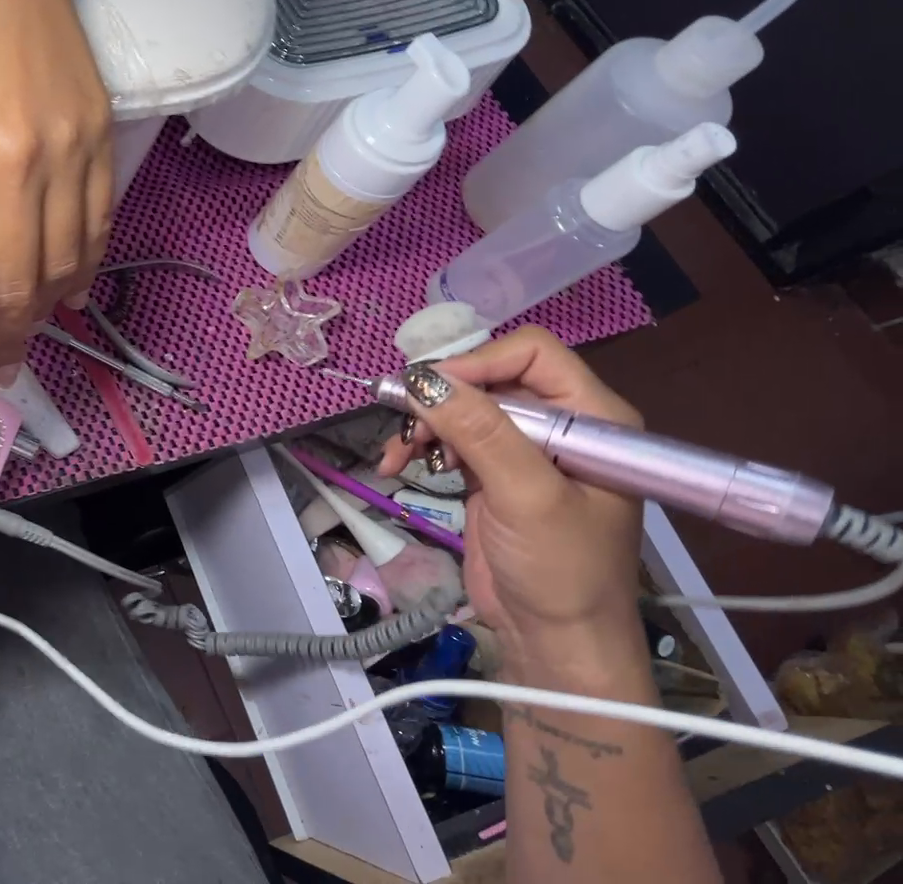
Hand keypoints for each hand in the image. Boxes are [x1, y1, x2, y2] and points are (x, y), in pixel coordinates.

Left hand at [0, 0, 113, 415]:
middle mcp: (13, 167)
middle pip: (14, 287)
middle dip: (6, 343)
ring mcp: (65, 154)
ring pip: (62, 266)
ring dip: (43, 315)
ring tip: (25, 339)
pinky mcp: (100, 140)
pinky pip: (97, 228)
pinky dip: (82, 272)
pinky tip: (66, 294)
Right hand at [378, 328, 647, 672]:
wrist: (555, 639)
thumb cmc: (561, 568)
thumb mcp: (525, 495)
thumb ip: (480, 431)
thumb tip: (422, 379)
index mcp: (593, 416)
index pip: (529, 353)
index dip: (477, 364)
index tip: (429, 392)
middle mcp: (561, 423)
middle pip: (488, 377)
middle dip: (440, 397)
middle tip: (400, 421)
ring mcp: (524, 449)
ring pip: (460, 407)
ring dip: (422, 424)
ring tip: (398, 455)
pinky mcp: (493, 474)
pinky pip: (449, 439)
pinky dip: (419, 446)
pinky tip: (399, 466)